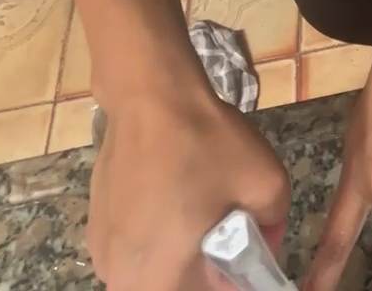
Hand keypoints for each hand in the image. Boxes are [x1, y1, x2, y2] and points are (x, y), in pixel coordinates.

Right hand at [89, 83, 291, 290]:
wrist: (152, 100)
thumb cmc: (207, 146)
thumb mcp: (267, 182)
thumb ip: (274, 223)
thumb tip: (267, 238)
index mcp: (158, 284)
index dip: (239, 276)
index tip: (253, 240)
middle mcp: (120, 281)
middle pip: (180, 285)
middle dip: (211, 262)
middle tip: (233, 218)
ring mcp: (102, 255)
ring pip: (158, 267)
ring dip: (186, 246)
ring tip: (206, 199)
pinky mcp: (96, 228)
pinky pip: (140, 245)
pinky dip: (163, 229)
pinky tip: (179, 190)